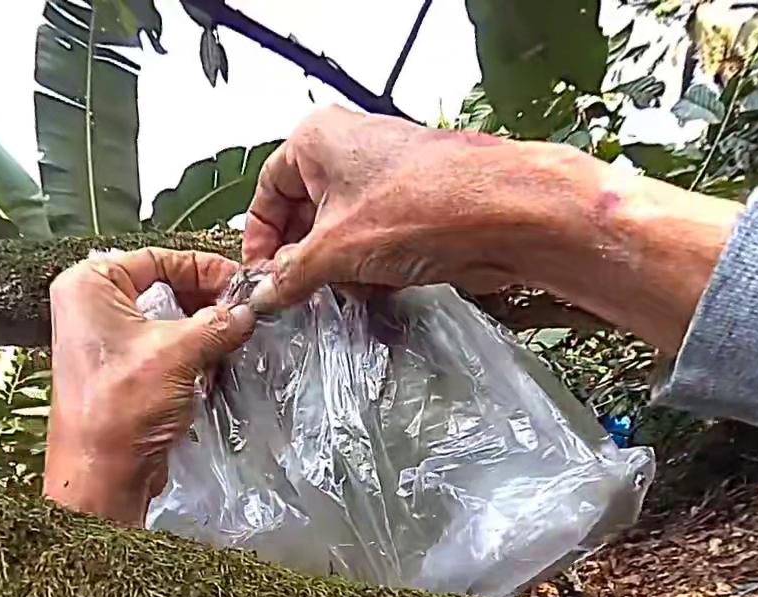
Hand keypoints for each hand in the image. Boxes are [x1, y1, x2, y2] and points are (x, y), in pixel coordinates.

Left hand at [44, 248, 254, 524]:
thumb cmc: (120, 408)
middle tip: (242, 311)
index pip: (157, 258)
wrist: (104, 471)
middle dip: (206, 300)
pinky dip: (193, 351)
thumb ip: (216, 325)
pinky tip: (217, 360)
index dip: (202, 268)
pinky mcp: (125, 371)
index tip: (238, 282)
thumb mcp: (176, 354)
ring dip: (204, 328)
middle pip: (163, 286)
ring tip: (234, 336)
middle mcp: (93, 307)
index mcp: (90, 286)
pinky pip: (166, 347)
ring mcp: (109, 341)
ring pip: (168, 319)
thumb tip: (246, 312)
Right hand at [243, 106, 567, 306]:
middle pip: (304, 216)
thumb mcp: (334, 248)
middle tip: (299, 294)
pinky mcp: (409, 215)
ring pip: (339, 236)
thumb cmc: (421, 205)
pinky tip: (377, 287)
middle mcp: (348, 155)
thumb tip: (265, 293)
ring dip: (338, 271)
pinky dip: (367, 271)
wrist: (498, 217)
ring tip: (347, 290)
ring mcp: (382, 185)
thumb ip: (292, 274)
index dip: (260, 237)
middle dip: (303, 259)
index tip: (260, 276)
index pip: (269, 190)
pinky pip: (371, 247)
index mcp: (317, 141)